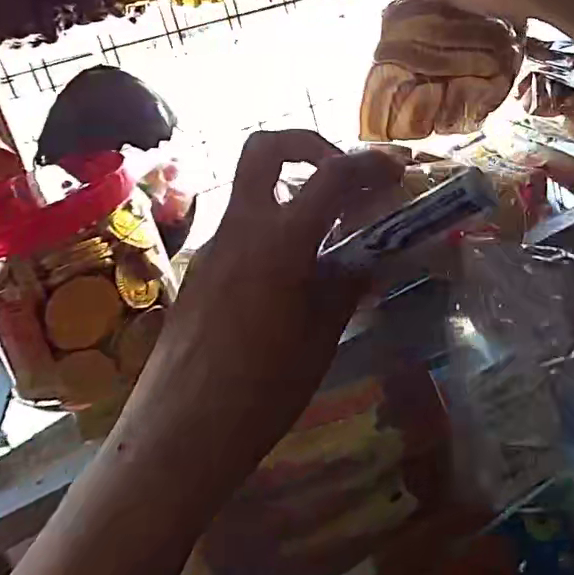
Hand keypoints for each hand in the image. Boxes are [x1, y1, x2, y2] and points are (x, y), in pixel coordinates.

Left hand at [118, 131, 402, 489]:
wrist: (178, 431)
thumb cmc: (259, 392)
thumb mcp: (318, 339)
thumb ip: (342, 286)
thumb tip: (363, 259)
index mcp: (278, 240)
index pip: (330, 176)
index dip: (368, 162)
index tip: (394, 167)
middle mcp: (241, 227)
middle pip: (265, 147)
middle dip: (308, 143)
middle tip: (341, 173)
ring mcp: (215, 245)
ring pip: (252, 188)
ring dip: (291, 189)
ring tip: (327, 230)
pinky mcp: (202, 268)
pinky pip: (242, 227)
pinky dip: (273, 227)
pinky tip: (292, 274)